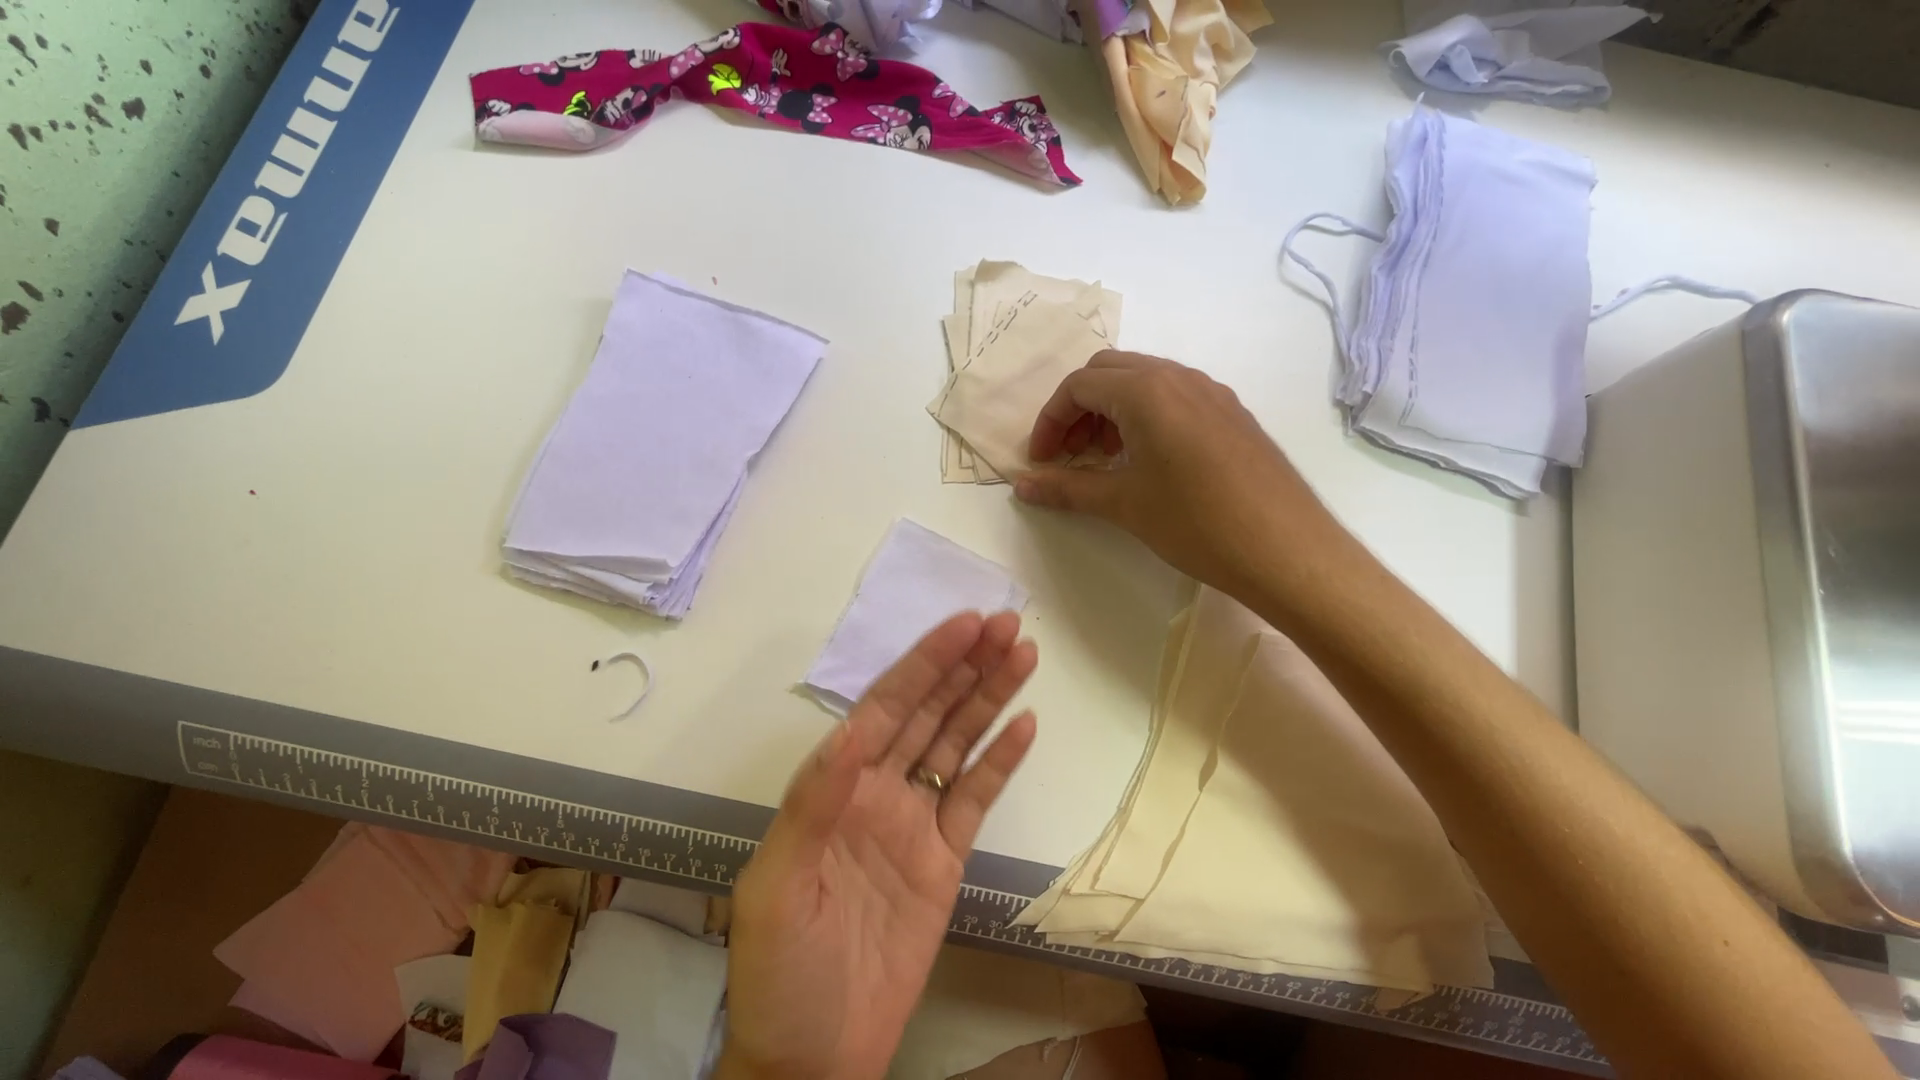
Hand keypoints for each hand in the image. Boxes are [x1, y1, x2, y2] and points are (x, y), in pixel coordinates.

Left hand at [717, 612, 1038, 1079]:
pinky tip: (1023, 724)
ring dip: (988, 699)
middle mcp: (877, 791)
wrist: (816, 1052)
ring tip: (1022, 654)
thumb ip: (815, 802)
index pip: (885, 708)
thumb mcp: (778, 882)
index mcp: (834, 788)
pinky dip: (1001, 761)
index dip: (923, 665)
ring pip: (957, 744)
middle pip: (927, 713)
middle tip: (1006, 623)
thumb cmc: (781, 969)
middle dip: (964, 666)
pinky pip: (976, 799)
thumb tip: (850, 731)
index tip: (961, 628)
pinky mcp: (945, 859)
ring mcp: (914, 823)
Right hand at [1014, 351, 1338, 594]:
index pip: (1079, 385)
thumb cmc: (1196, 523)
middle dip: (1078, 409)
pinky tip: (1150, 463)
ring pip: (1146, 382)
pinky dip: (1147, 417)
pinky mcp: (1233, 414)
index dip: (1050, 421)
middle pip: (1110, 372)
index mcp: (1146, 390)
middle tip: (1068, 454)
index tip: (1040, 460)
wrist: (1286, 548)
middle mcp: (1179, 378)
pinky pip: (1176, 398)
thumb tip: (1022, 484)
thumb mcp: (1123, 505)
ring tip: (1105, 460)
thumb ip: (1067, 488)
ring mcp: (1212, 393)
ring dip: (1113, 411)